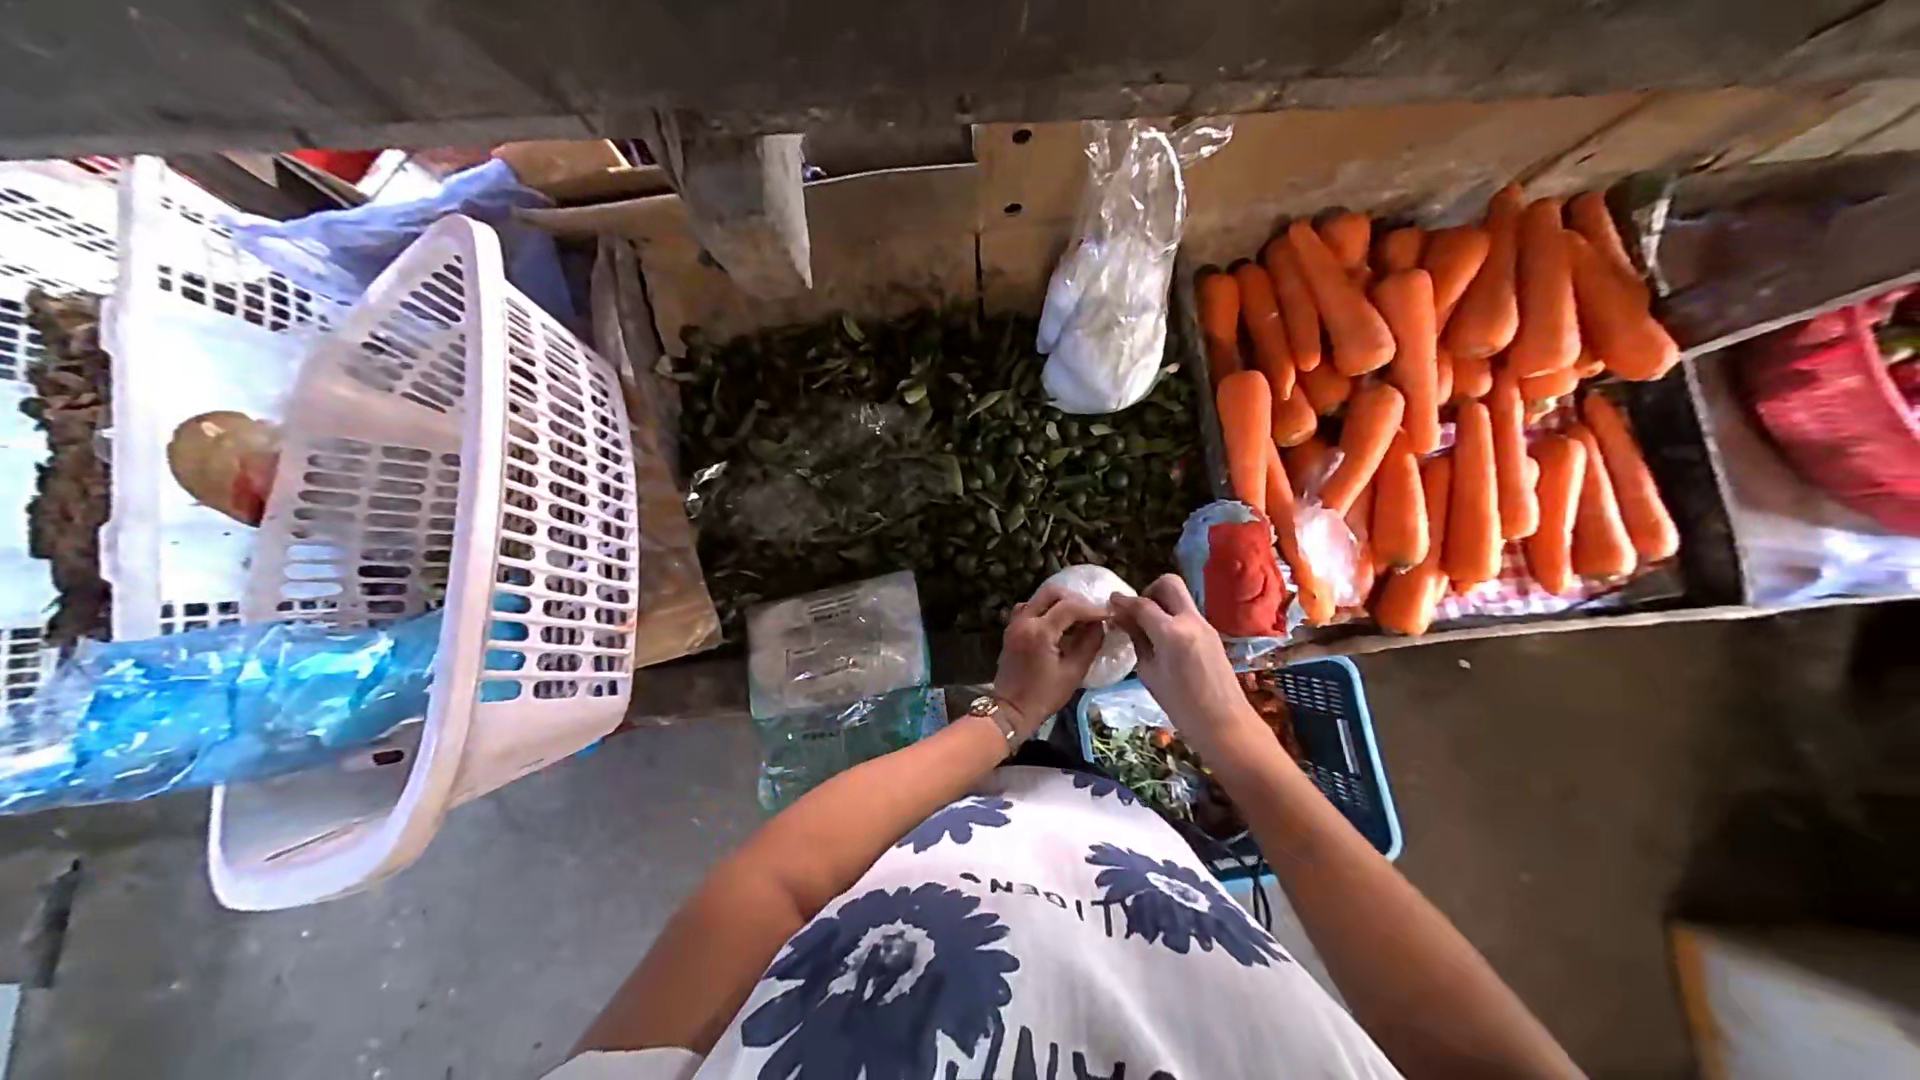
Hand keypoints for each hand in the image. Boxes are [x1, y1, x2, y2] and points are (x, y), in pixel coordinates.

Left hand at [992, 586, 1107, 735]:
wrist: (1011, 710)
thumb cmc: (1044, 696)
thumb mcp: (1073, 672)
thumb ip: (1089, 644)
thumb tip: (1099, 625)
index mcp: (1040, 632)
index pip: (1070, 607)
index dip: (1092, 608)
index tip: (1109, 614)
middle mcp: (1024, 621)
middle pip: (1052, 593)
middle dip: (1075, 599)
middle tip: (1091, 612)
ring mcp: (1014, 624)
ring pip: (1039, 598)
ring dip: (1059, 602)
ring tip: (1077, 618)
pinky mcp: (1011, 630)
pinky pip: (1028, 608)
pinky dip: (1044, 609)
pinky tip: (1057, 623)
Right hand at [1109, 575, 1269, 760]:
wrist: (1224, 722)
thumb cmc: (1180, 705)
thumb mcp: (1149, 673)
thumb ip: (1137, 640)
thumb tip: (1122, 618)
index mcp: (1172, 633)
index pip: (1142, 604)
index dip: (1123, 601)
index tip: (1110, 602)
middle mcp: (1191, 621)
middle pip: (1169, 584)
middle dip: (1148, 591)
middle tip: (1137, 612)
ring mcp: (1205, 625)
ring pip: (1179, 597)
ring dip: (1161, 603)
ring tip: (1147, 628)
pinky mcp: (1211, 633)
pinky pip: (1187, 613)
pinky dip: (1172, 616)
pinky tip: (1162, 640)